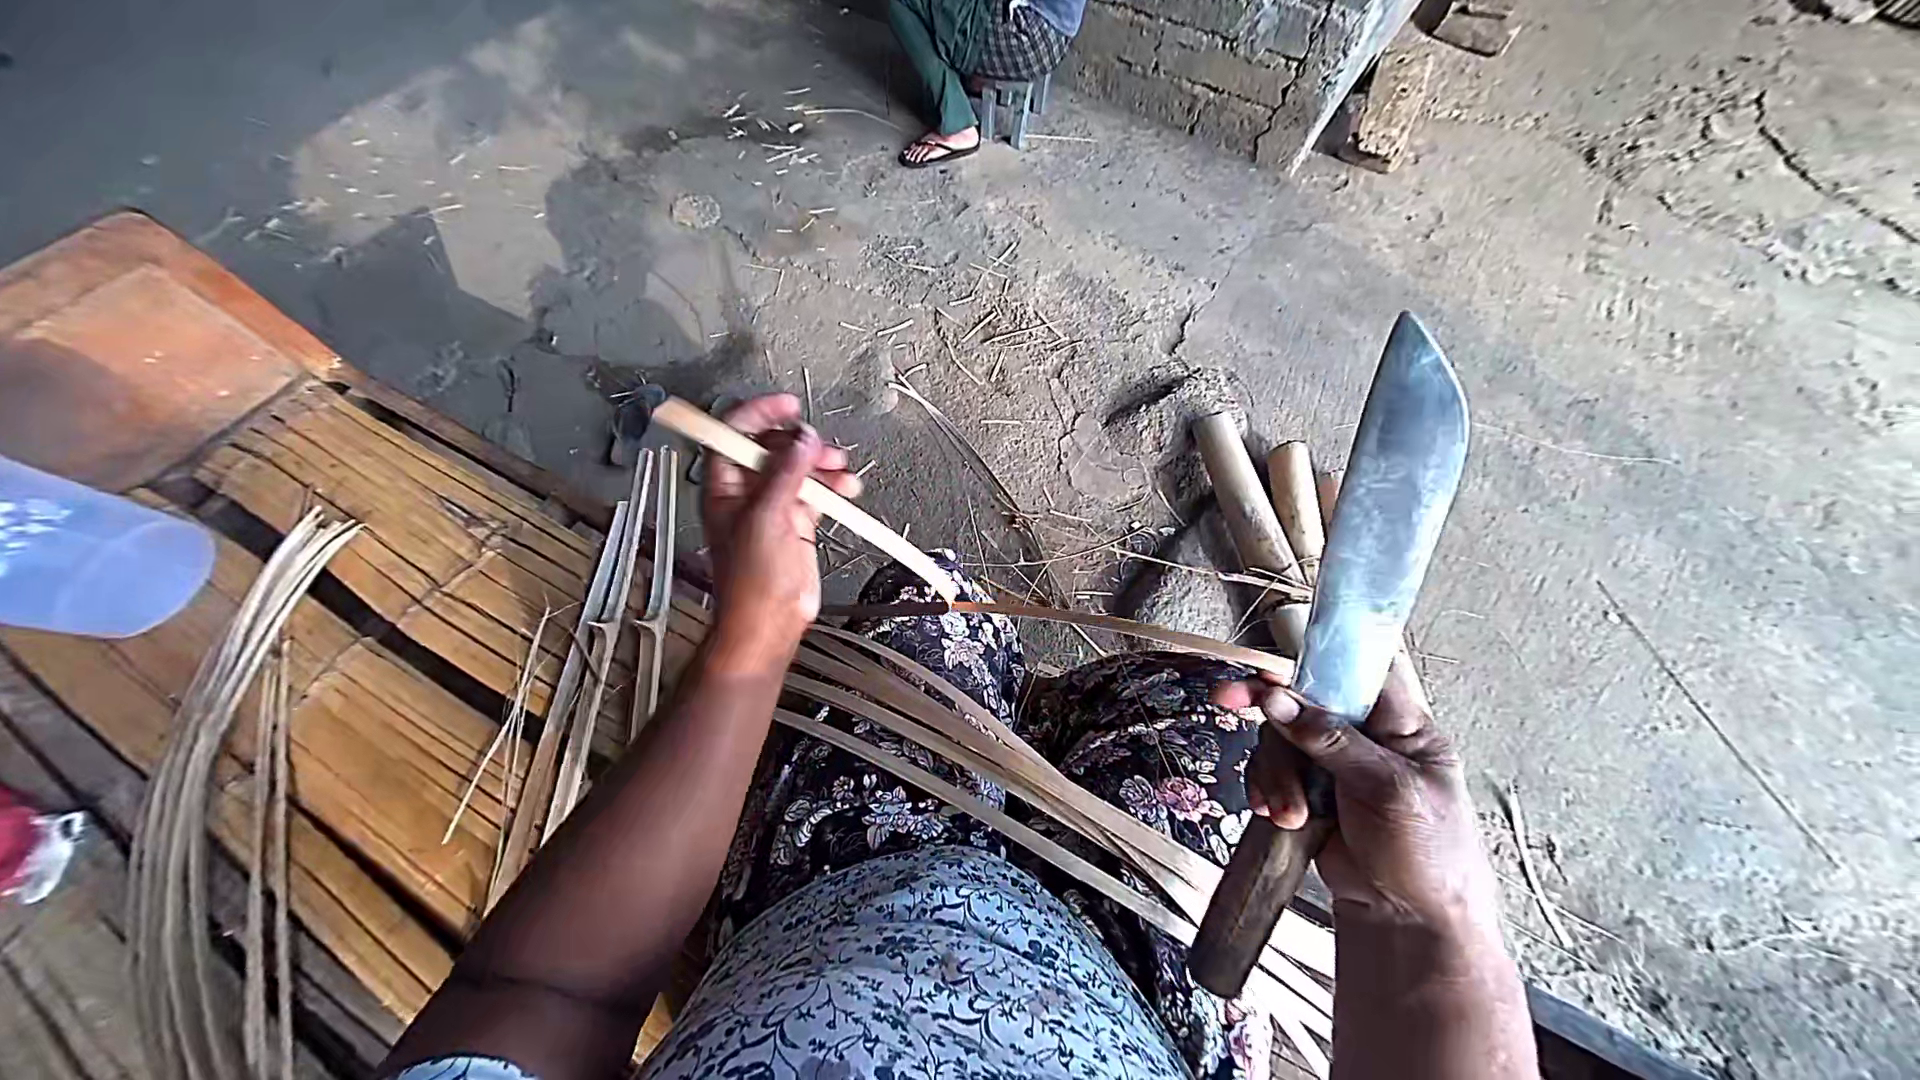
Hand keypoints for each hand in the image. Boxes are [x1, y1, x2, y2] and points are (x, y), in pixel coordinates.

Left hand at [701, 394, 860, 668]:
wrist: (770, 620)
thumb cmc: (749, 582)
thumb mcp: (765, 517)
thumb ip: (785, 474)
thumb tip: (802, 440)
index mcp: (724, 486)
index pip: (735, 434)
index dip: (759, 414)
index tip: (786, 406)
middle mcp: (747, 492)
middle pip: (774, 449)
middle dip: (800, 443)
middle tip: (820, 447)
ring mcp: (774, 507)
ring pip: (799, 469)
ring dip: (821, 465)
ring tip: (839, 469)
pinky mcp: (797, 523)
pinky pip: (816, 493)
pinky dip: (833, 488)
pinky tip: (846, 488)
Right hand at [1212, 664, 1498, 932]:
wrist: (1406, 923)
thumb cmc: (1428, 859)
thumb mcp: (1388, 790)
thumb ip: (1332, 740)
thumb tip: (1280, 700)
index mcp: (1400, 727)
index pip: (1353, 675)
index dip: (1311, 665)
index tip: (1270, 669)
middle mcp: (1362, 738)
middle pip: (1300, 703)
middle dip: (1270, 717)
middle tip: (1227, 700)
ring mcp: (1331, 765)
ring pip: (1279, 738)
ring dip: (1275, 772)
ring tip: (1290, 811)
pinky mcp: (1305, 789)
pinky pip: (1269, 770)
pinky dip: (1265, 788)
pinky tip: (1277, 813)